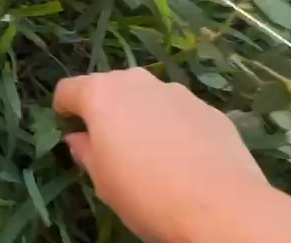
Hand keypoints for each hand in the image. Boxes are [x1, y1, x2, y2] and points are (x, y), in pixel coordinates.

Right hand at [54, 68, 290, 242]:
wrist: (226, 210)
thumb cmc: (149, 194)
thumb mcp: (103, 182)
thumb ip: (86, 153)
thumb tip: (80, 139)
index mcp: (99, 93)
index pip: (67, 90)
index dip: (64, 110)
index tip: (70, 130)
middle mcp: (134, 80)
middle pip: (109, 88)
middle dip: (107, 111)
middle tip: (115, 147)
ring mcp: (174, 92)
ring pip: (148, 98)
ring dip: (144, 116)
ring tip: (157, 155)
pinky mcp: (209, 109)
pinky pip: (181, 114)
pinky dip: (177, 129)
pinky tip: (189, 161)